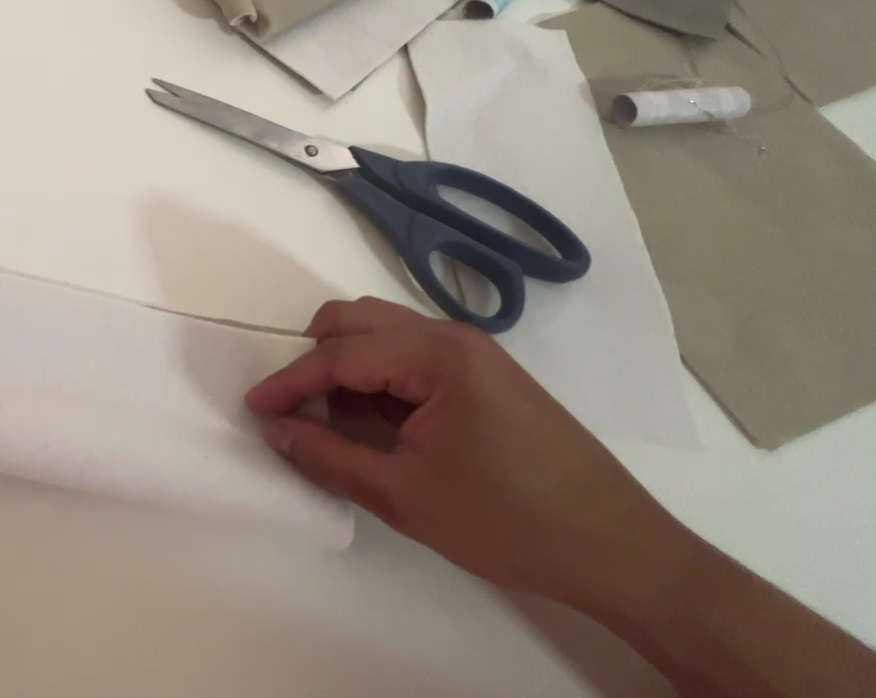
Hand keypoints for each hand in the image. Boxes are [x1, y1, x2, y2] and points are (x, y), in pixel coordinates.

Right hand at [246, 297, 689, 610]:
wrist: (622, 553)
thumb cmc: (509, 522)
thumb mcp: (403, 495)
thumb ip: (327, 457)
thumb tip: (275, 429)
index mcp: (436, 355)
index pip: (339, 354)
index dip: (289, 381)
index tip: (253, 407)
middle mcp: (453, 337)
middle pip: (357, 322)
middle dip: (313, 357)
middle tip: (291, 406)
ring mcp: (474, 352)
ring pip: (382, 332)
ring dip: (345, 363)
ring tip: (329, 415)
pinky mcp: (486, 374)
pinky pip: (410, 354)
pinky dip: (377, 375)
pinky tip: (373, 418)